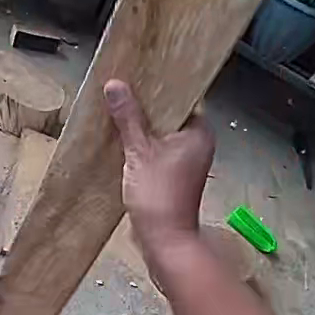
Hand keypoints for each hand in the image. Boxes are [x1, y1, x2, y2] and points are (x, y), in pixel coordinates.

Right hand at [104, 79, 214, 260]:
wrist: (165, 241)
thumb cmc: (159, 196)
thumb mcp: (139, 151)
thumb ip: (128, 117)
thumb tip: (115, 85)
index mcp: (199, 132)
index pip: (183, 97)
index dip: (161, 85)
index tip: (139, 73)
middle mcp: (198, 144)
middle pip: (171, 115)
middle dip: (147, 105)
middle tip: (122, 87)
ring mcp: (187, 160)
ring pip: (162, 133)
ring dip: (142, 125)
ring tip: (118, 108)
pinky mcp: (174, 174)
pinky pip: (158, 150)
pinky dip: (142, 144)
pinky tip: (122, 137)